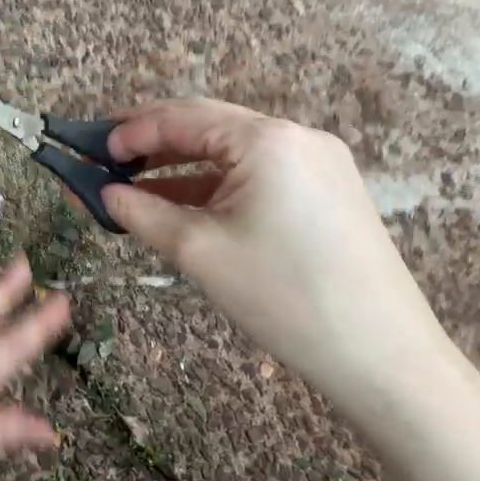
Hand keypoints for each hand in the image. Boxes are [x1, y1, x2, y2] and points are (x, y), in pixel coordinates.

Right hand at [98, 98, 443, 398]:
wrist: (388, 362)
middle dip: (150, 140)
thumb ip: (138, 211)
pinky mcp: (327, 191)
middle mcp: (295, 137)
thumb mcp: (196, 250)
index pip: (179, 117)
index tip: (91, 153)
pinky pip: (254, 171)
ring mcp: (317, 163)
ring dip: (177, 162)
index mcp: (266, 140)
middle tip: (104, 157)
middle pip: (204, 124)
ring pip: (228, 148)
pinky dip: (211, 182)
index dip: (129, 132)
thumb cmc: (285, 297)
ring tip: (131, 181)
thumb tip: (101, 193)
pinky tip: (178, 202)